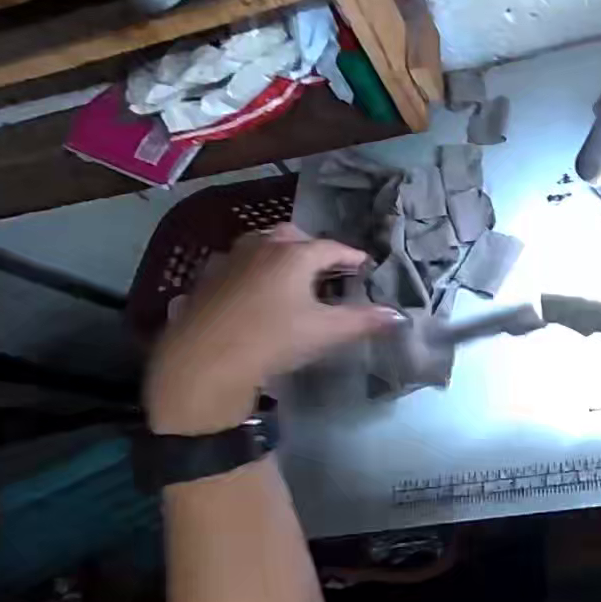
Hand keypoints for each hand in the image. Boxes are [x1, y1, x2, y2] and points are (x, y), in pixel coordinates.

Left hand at [146, 224, 401, 434]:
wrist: (202, 365)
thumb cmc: (273, 340)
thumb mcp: (327, 332)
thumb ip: (364, 321)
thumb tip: (398, 315)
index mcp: (293, 254)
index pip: (332, 248)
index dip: (352, 257)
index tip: (365, 267)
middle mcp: (259, 249)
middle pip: (291, 236)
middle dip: (311, 247)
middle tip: (327, 268)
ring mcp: (227, 263)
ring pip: (258, 247)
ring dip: (277, 255)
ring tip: (291, 278)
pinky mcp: (203, 283)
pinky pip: (234, 268)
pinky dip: (249, 274)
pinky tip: (253, 296)